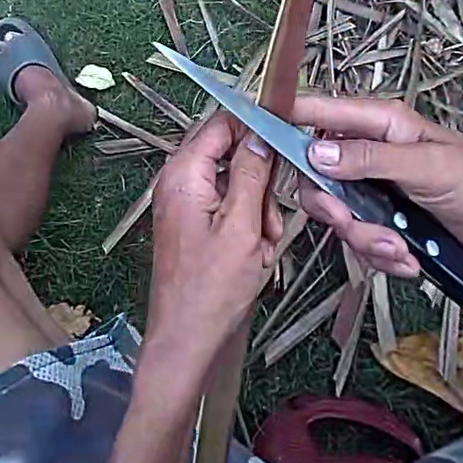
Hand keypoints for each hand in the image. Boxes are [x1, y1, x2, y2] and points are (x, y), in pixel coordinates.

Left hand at [146, 113, 284, 372]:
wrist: (187, 337)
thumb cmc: (211, 289)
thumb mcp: (241, 224)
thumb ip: (250, 173)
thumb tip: (259, 134)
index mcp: (183, 175)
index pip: (219, 125)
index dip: (253, 127)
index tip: (284, 137)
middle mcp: (178, 182)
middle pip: (229, 155)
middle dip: (258, 181)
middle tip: (270, 214)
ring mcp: (184, 203)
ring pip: (233, 184)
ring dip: (256, 208)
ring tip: (262, 242)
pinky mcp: (192, 223)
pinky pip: (227, 207)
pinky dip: (246, 224)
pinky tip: (253, 252)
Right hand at [292, 96, 462, 278]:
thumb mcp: (426, 165)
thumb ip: (370, 158)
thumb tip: (317, 152)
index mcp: (376, 122)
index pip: (316, 112)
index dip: (285, 120)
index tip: (260, 136)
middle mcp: (364, 151)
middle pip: (315, 176)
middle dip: (334, 209)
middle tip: (350, 222)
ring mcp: (368, 186)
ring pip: (335, 213)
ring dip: (364, 238)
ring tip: (399, 247)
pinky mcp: (377, 215)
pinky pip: (357, 237)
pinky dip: (379, 253)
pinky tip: (407, 256)